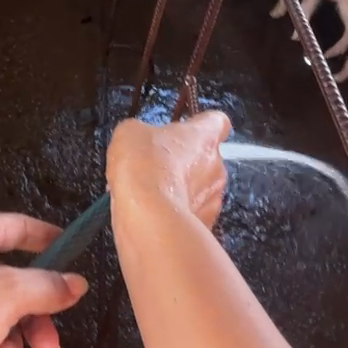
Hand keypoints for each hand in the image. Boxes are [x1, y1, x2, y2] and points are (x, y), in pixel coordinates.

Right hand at [108, 111, 230, 228]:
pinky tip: (156, 215)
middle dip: (186, 161)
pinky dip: (178, 214)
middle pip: (207, 158)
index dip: (202, 124)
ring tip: (153, 195)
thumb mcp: (130, 133)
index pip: (218, 121)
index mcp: (204, 136)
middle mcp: (217, 166)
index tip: (188, 129)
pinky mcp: (206, 226)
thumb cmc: (143, 164)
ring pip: (201, 189)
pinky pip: (193, 214)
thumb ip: (144, 133)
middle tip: (159, 166)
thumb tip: (145, 142)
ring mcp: (214, 199)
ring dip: (183, 189)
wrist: (148, 216)